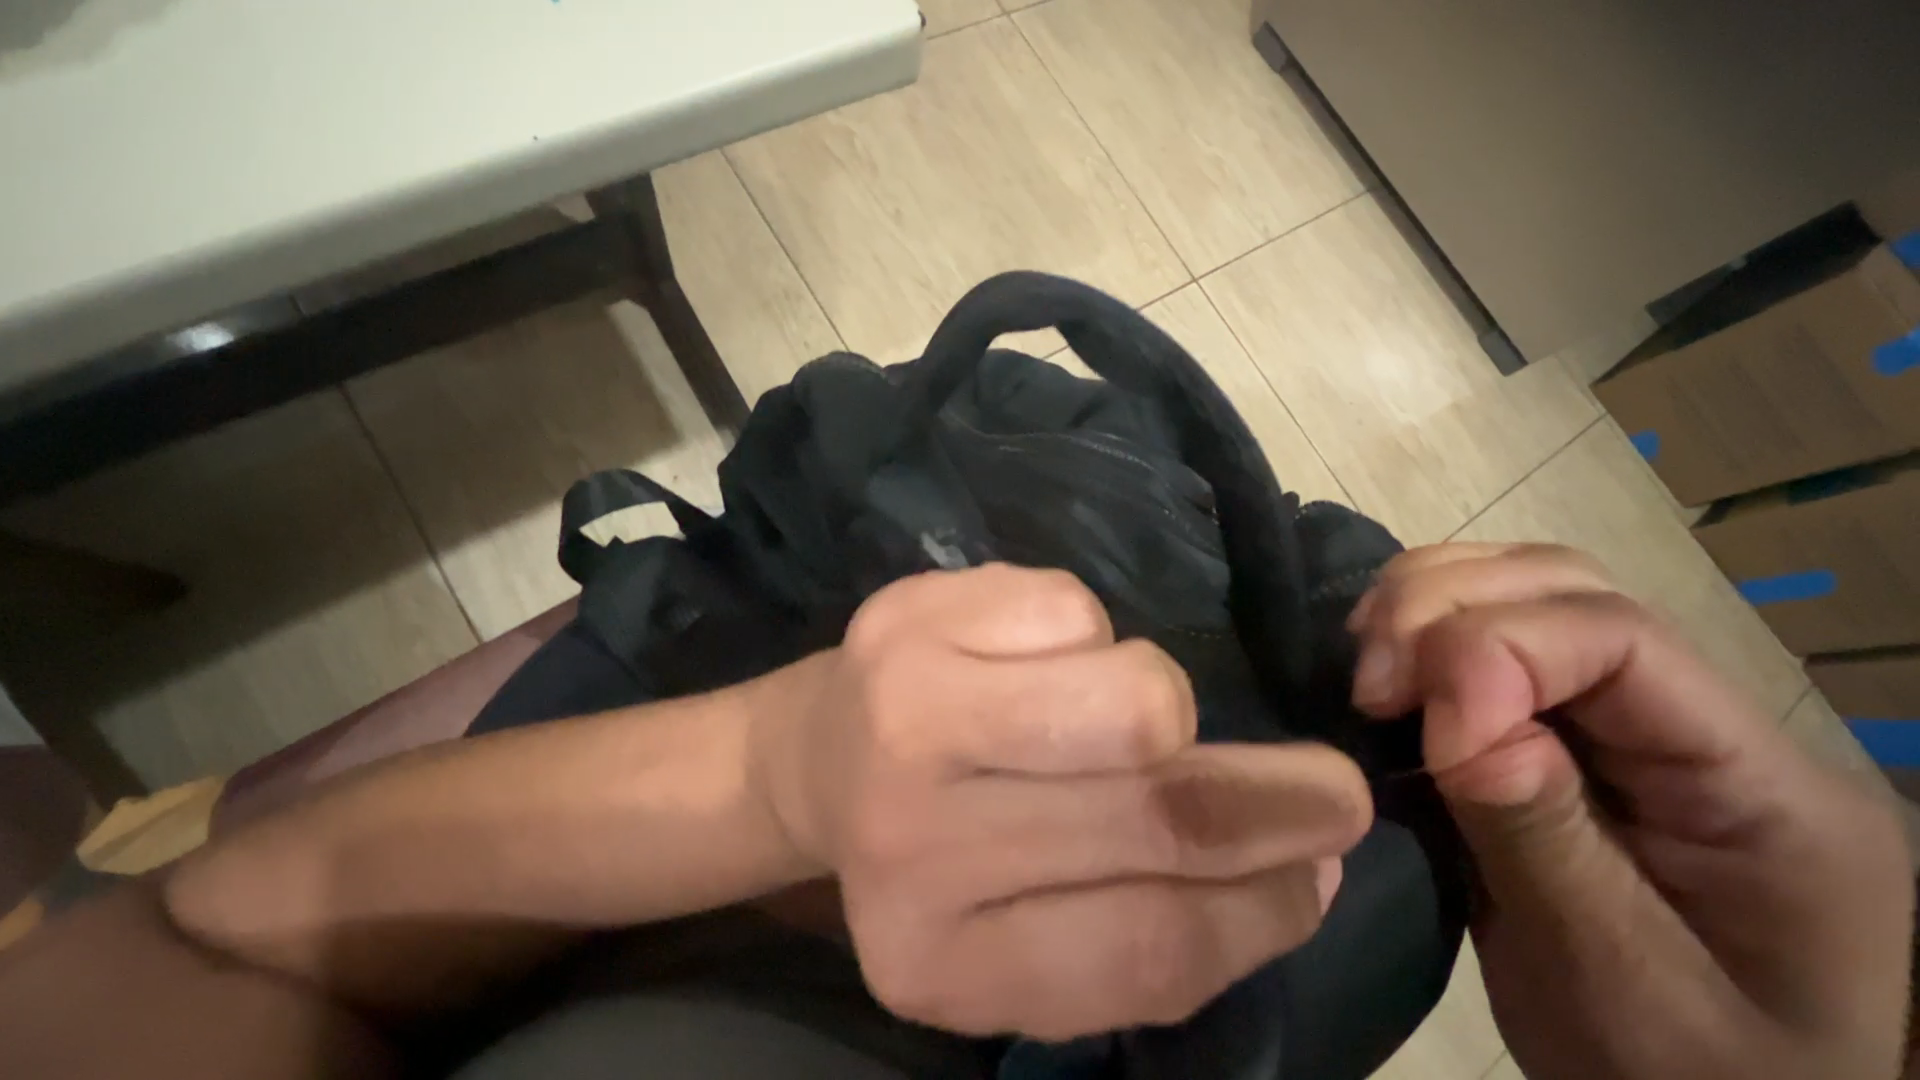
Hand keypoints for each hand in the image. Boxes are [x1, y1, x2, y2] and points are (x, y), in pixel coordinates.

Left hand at [748, 563, 1370, 1040]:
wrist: (821, 755)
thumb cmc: (941, 850)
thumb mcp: (1027, 934)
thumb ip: (1152, 926)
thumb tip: (1304, 869)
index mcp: (943, 962)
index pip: (1148, 949)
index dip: (1262, 911)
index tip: (1321, 873)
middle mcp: (914, 848)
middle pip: (1156, 815)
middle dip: (1276, 800)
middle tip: (1327, 789)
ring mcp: (905, 719)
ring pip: (1133, 697)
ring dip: (1165, 709)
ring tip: (1133, 722)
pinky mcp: (908, 619)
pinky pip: (1073, 610)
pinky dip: (1089, 637)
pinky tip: (1046, 663)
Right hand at [1348, 543, 1913, 1079]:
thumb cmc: (1693, 1079)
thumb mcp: (1626, 988)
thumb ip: (1544, 841)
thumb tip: (1451, 717)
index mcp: (1758, 784)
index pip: (1621, 641)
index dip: (1494, 650)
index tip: (1397, 708)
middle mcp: (1700, 724)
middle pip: (1570, 590)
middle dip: (1445, 607)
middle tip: (1364, 677)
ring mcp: (1635, 729)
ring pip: (1528, 602)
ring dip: (1430, 611)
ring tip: (1368, 671)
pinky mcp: (1573, 747)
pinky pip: (1495, 658)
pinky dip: (1423, 647)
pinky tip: (1385, 682)